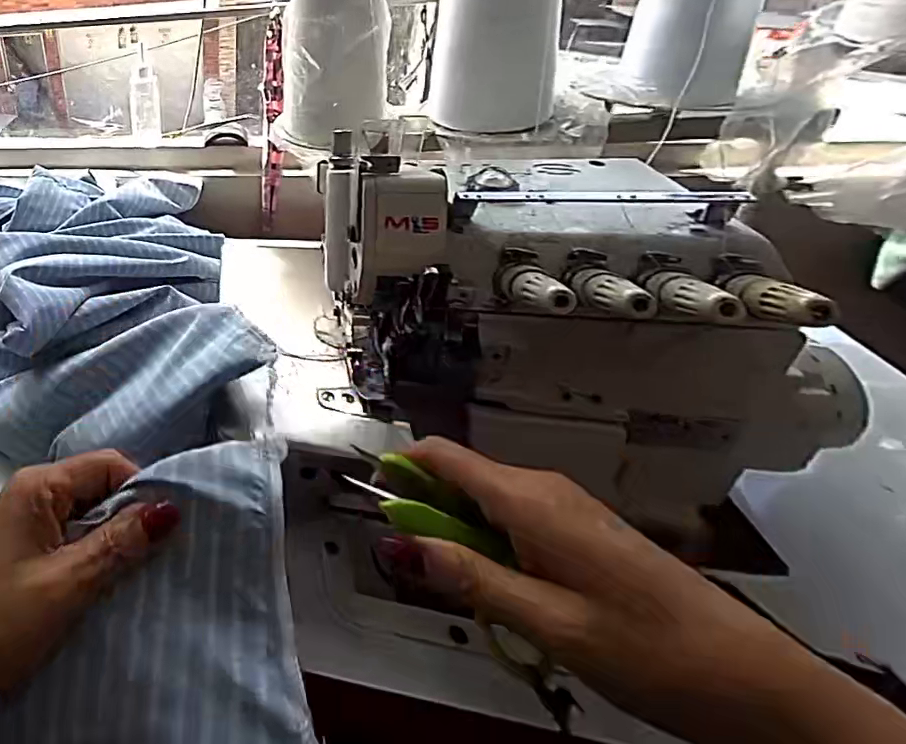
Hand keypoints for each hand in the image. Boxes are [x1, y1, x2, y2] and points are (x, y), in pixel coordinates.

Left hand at [0, 450, 178, 743]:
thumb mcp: (67, 583)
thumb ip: (117, 543)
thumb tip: (168, 507)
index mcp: (37, 486)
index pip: (106, 464)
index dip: (142, 490)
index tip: (175, 528)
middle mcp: (32, 493)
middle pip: (98, 487)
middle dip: (133, 517)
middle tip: (168, 557)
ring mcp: (29, 522)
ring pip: (89, 516)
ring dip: (117, 541)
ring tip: (147, 574)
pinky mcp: (29, 550)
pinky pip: (74, 538)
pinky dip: (98, 556)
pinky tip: (115, 584)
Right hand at [383, 437, 905, 743]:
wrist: (771, 692)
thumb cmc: (656, 652)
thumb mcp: (550, 623)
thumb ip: (468, 577)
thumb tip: (397, 543)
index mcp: (527, 499)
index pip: (438, 454)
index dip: (397, 469)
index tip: (375, 505)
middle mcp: (542, 489)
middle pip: (456, 478)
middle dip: (428, 514)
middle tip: (429, 569)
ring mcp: (566, 507)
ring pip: (482, 503)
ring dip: (462, 536)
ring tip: (477, 591)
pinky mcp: (582, 528)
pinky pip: (513, 519)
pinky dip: (493, 545)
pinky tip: (516, 592)